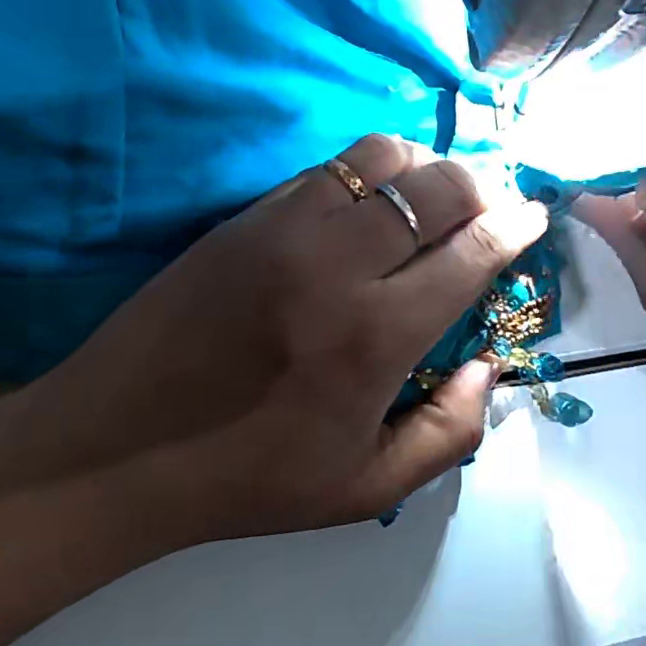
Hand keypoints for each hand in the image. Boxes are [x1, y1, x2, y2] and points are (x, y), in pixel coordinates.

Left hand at [39, 133, 550, 538]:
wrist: (112, 447)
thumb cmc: (250, 476)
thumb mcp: (368, 488)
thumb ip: (451, 432)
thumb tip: (487, 366)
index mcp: (375, 335)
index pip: (471, 252)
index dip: (514, 226)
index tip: (533, 216)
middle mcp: (338, 264)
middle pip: (438, 188)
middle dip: (484, 188)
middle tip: (492, 206)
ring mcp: (287, 228)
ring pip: (384, 157)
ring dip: (428, 167)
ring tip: (437, 196)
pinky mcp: (247, 215)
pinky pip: (331, 167)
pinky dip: (373, 171)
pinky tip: (375, 201)